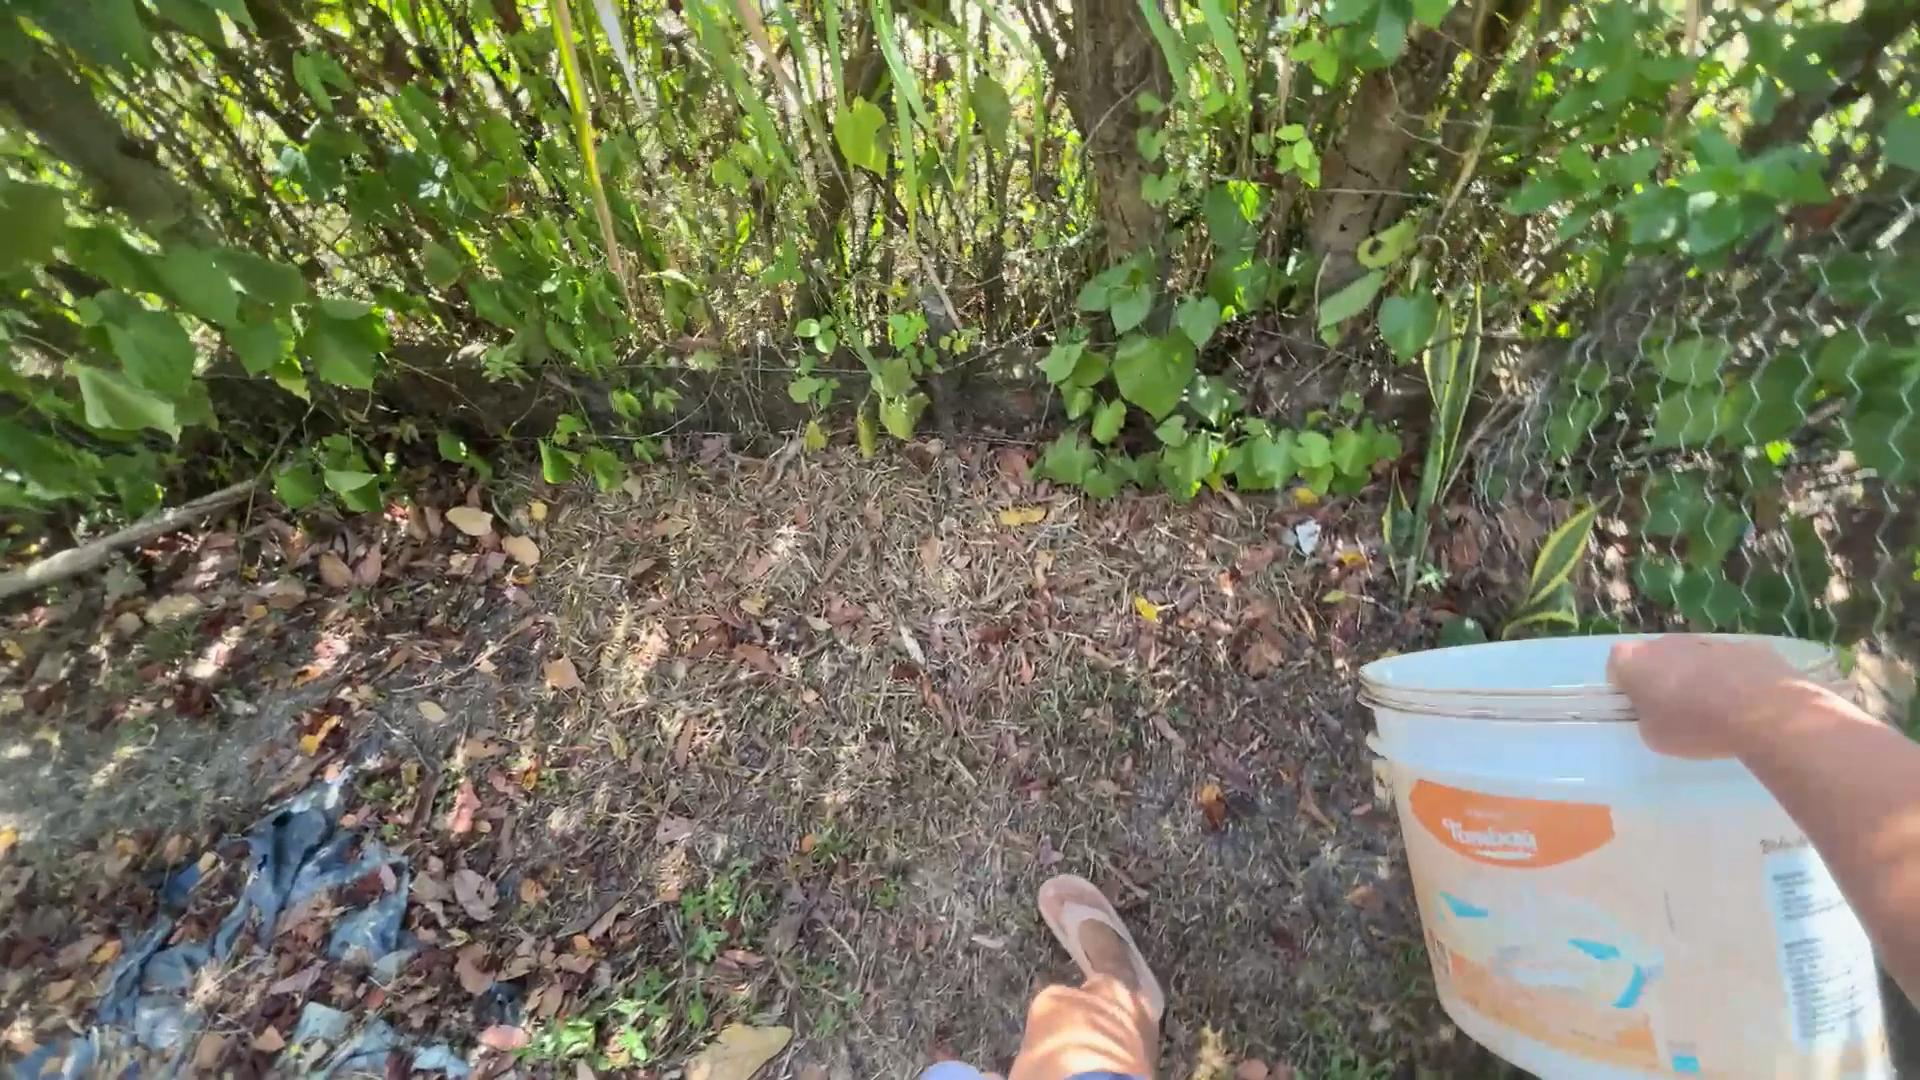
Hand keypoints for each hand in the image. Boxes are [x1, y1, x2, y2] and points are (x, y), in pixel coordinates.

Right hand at [1607, 635, 1809, 758]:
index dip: (1627, 686)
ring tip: (1723, 709)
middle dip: (1665, 677)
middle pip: (1658, 657)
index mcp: (1632, 659)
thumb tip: (1658, 712)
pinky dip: (1740, 676)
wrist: (1773, 720)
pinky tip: (1754, 702)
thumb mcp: (1653, 736)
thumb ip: (1646, 717)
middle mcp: (1666, 642)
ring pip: (1698, 657)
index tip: (1642, 705)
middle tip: (1681, 708)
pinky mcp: (1753, 647)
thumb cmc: (1698, 728)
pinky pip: (1737, 662)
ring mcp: (1712, 641)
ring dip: (1703, 676)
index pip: (1617, 665)